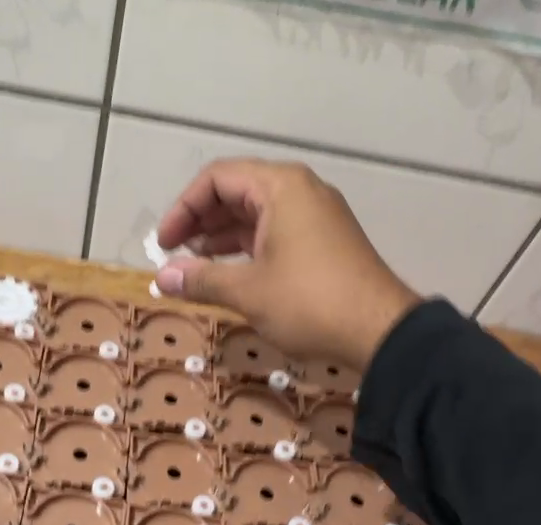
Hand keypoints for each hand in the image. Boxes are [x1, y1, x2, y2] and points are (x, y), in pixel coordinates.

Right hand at [154, 159, 421, 368]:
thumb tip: (162, 278)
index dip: (183, 208)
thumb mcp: (248, 291)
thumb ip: (202, 280)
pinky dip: (247, 249)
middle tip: (173, 255)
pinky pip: (275, 233)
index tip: (163, 244)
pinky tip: (229, 274)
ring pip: (256, 215)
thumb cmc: (308, 302)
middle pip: (237, 192)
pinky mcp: (324, 242)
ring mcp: (315, 216)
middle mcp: (299, 191)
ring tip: (194, 267)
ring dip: (221, 238)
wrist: (378, 330)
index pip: (218, 179)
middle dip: (200, 222)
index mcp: (280, 187)